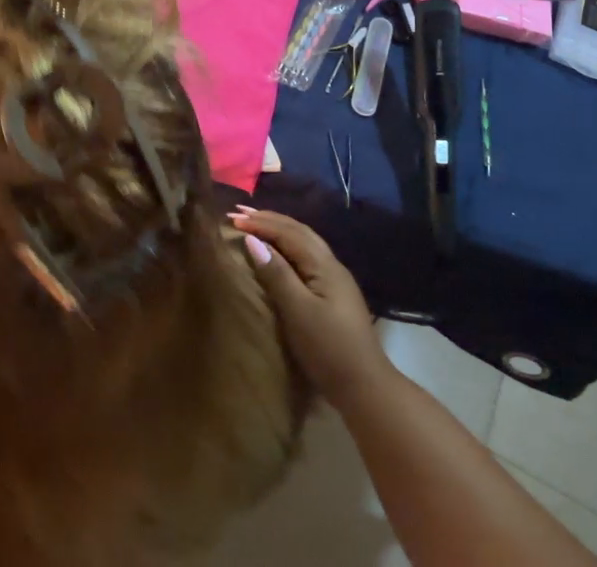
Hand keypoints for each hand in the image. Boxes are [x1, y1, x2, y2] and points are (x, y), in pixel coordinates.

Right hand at [231, 208, 394, 406]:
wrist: (364, 383)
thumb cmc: (327, 347)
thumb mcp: (298, 311)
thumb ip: (277, 274)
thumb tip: (252, 241)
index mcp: (324, 265)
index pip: (290, 233)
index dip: (262, 223)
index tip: (233, 218)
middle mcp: (332, 265)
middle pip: (300, 232)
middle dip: (270, 220)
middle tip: (240, 213)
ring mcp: (335, 280)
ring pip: (305, 244)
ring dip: (280, 231)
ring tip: (256, 225)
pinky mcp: (333, 295)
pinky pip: (306, 258)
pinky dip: (287, 247)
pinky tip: (279, 255)